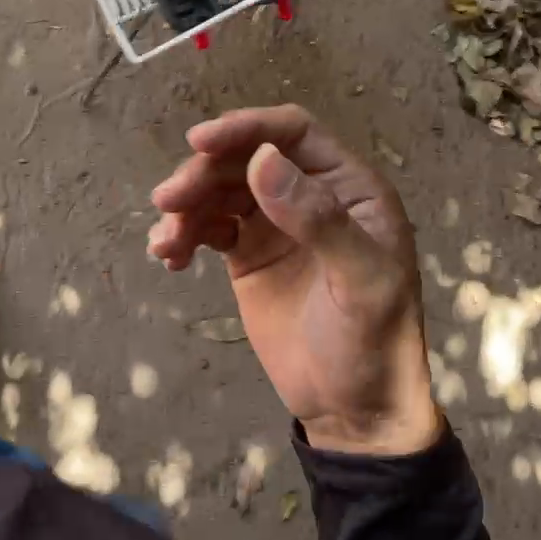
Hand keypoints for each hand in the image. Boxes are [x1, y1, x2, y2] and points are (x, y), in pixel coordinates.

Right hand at [148, 105, 439, 455]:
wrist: (352, 410)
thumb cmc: (373, 344)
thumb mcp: (361, 282)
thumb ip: (318, 218)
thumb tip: (262, 159)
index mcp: (349, 188)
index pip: (293, 133)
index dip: (245, 129)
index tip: (198, 141)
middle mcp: (309, 195)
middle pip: (244, 159)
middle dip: (202, 175)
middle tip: (167, 202)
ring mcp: (274, 225)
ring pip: (219, 191)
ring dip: (186, 208)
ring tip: (167, 244)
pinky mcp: (247, 254)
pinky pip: (207, 227)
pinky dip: (184, 236)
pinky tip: (171, 259)